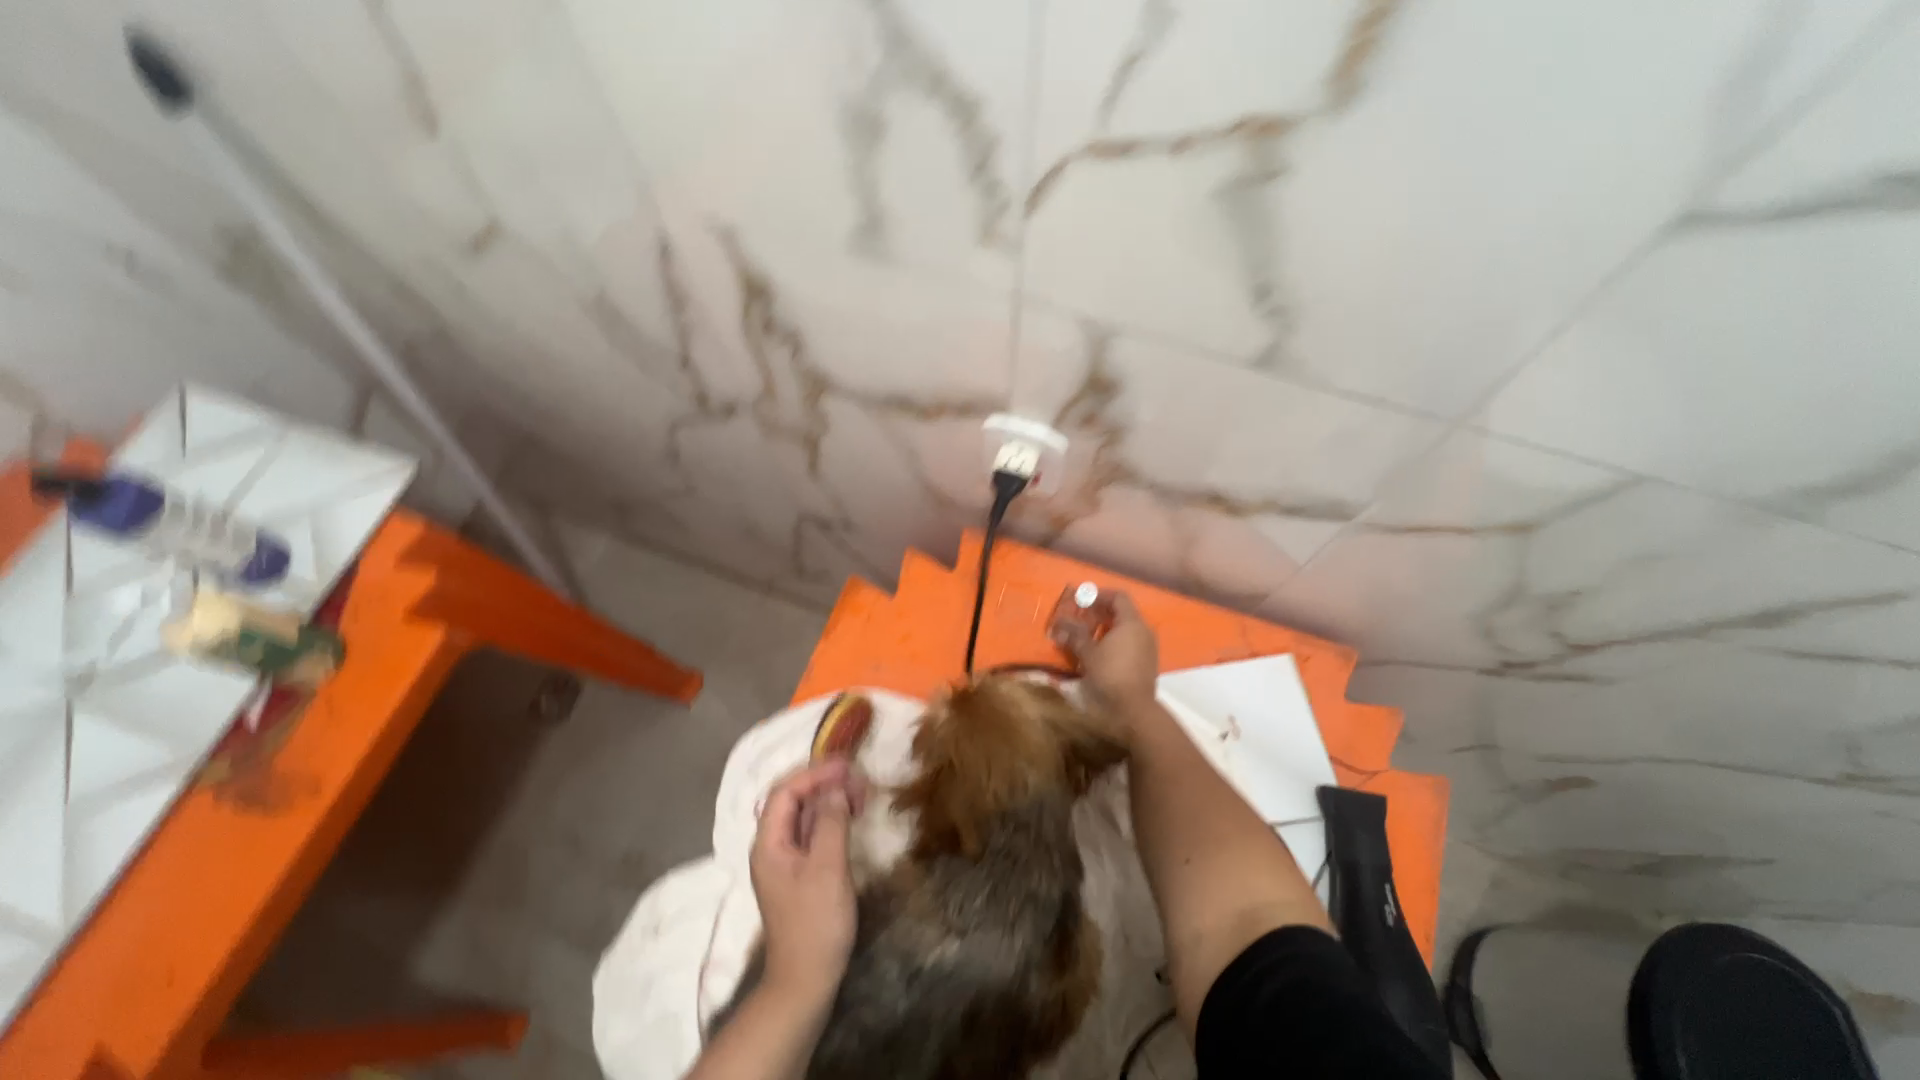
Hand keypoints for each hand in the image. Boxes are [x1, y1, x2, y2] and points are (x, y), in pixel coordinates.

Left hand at [751, 759, 866, 1005]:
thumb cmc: (815, 923)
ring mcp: (786, 861)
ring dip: (830, 799)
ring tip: (861, 794)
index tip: (847, 766)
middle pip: (792, 800)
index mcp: (768, 843)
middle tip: (859, 780)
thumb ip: (830, 823)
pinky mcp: (801, 874)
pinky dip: (832, 819)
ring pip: (805, 816)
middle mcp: (772, 847)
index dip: (814, 773)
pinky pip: (813, 834)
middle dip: (824, 783)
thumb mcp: (827, 868)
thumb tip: (836, 788)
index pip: (784, 792)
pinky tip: (852, 817)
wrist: (806, 979)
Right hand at [1050, 590, 1158, 724]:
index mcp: (1132, 623)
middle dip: (1101, 613)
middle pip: (1123, 612)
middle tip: (1081, 618)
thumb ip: (1074, 635)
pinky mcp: (1147, 664)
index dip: (1100, 595)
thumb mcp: (1088, 653)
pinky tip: (1100, 654)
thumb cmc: (1110, 675)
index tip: (1082, 600)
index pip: (1118, 597)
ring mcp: (1148, 648)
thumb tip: (1058, 623)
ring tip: (1087, 637)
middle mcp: (1144, 631)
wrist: (1134, 711)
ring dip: (1107, 629)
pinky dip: (1115, 642)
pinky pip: (1130, 644)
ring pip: (1127, 630)